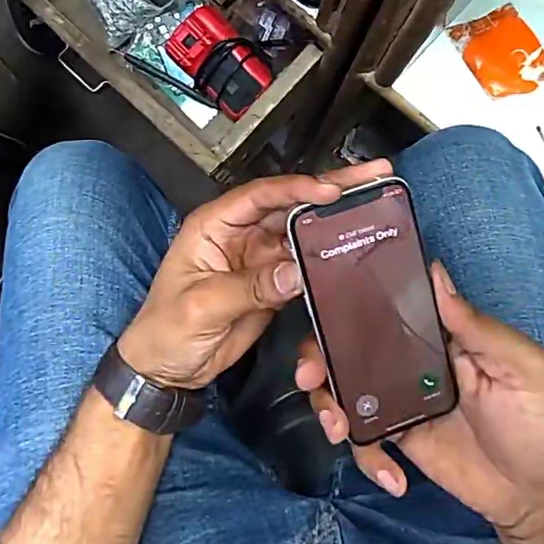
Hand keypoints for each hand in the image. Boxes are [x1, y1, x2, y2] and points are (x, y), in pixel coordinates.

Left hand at [117, 159, 391, 389]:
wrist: (168, 370)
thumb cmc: (166, 330)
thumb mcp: (201, 306)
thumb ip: (248, 288)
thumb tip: (295, 273)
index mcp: (215, 224)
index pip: (260, 195)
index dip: (297, 188)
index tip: (331, 189)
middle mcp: (240, 232)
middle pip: (290, 203)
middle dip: (331, 187)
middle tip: (373, 174)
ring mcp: (259, 254)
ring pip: (303, 227)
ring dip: (336, 217)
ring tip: (377, 201)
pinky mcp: (273, 278)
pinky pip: (306, 260)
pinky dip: (330, 253)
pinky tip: (357, 244)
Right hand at [296, 261, 543, 536]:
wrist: (536, 498)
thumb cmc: (537, 422)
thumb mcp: (522, 368)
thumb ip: (478, 326)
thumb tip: (436, 273)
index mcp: (437, 330)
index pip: (386, 301)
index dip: (347, 299)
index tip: (320, 303)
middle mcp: (410, 355)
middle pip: (349, 342)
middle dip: (317, 353)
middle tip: (309, 375)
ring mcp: (398, 395)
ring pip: (344, 387)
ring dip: (328, 403)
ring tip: (338, 430)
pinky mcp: (396, 434)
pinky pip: (363, 437)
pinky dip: (366, 456)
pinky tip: (393, 477)